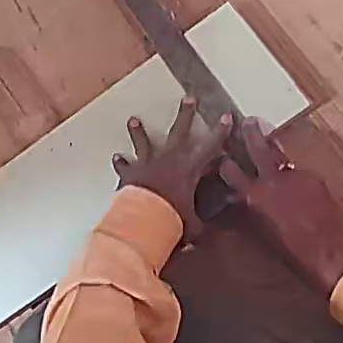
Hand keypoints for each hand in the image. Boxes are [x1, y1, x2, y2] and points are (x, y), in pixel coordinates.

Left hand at [112, 97, 233, 236]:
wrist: (141, 216)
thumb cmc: (170, 216)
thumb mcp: (190, 225)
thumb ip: (196, 229)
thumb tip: (200, 245)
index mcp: (189, 167)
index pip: (210, 146)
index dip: (220, 132)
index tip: (227, 116)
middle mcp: (169, 158)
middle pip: (179, 130)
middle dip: (185, 114)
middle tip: (189, 98)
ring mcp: (147, 162)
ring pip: (144, 141)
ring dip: (139, 131)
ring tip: (134, 118)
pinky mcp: (130, 172)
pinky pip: (124, 166)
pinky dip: (120, 162)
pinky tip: (116, 157)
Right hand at [219, 120, 342, 293]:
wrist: (325, 251)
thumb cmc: (288, 249)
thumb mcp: (260, 231)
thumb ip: (250, 211)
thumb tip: (244, 204)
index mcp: (252, 195)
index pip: (231, 170)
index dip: (225, 161)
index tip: (222, 153)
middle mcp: (270, 180)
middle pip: (258, 148)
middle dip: (251, 133)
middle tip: (248, 120)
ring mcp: (294, 176)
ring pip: (283, 157)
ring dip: (277, 151)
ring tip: (274, 145)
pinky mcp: (314, 178)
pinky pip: (302, 174)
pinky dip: (299, 179)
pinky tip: (302, 189)